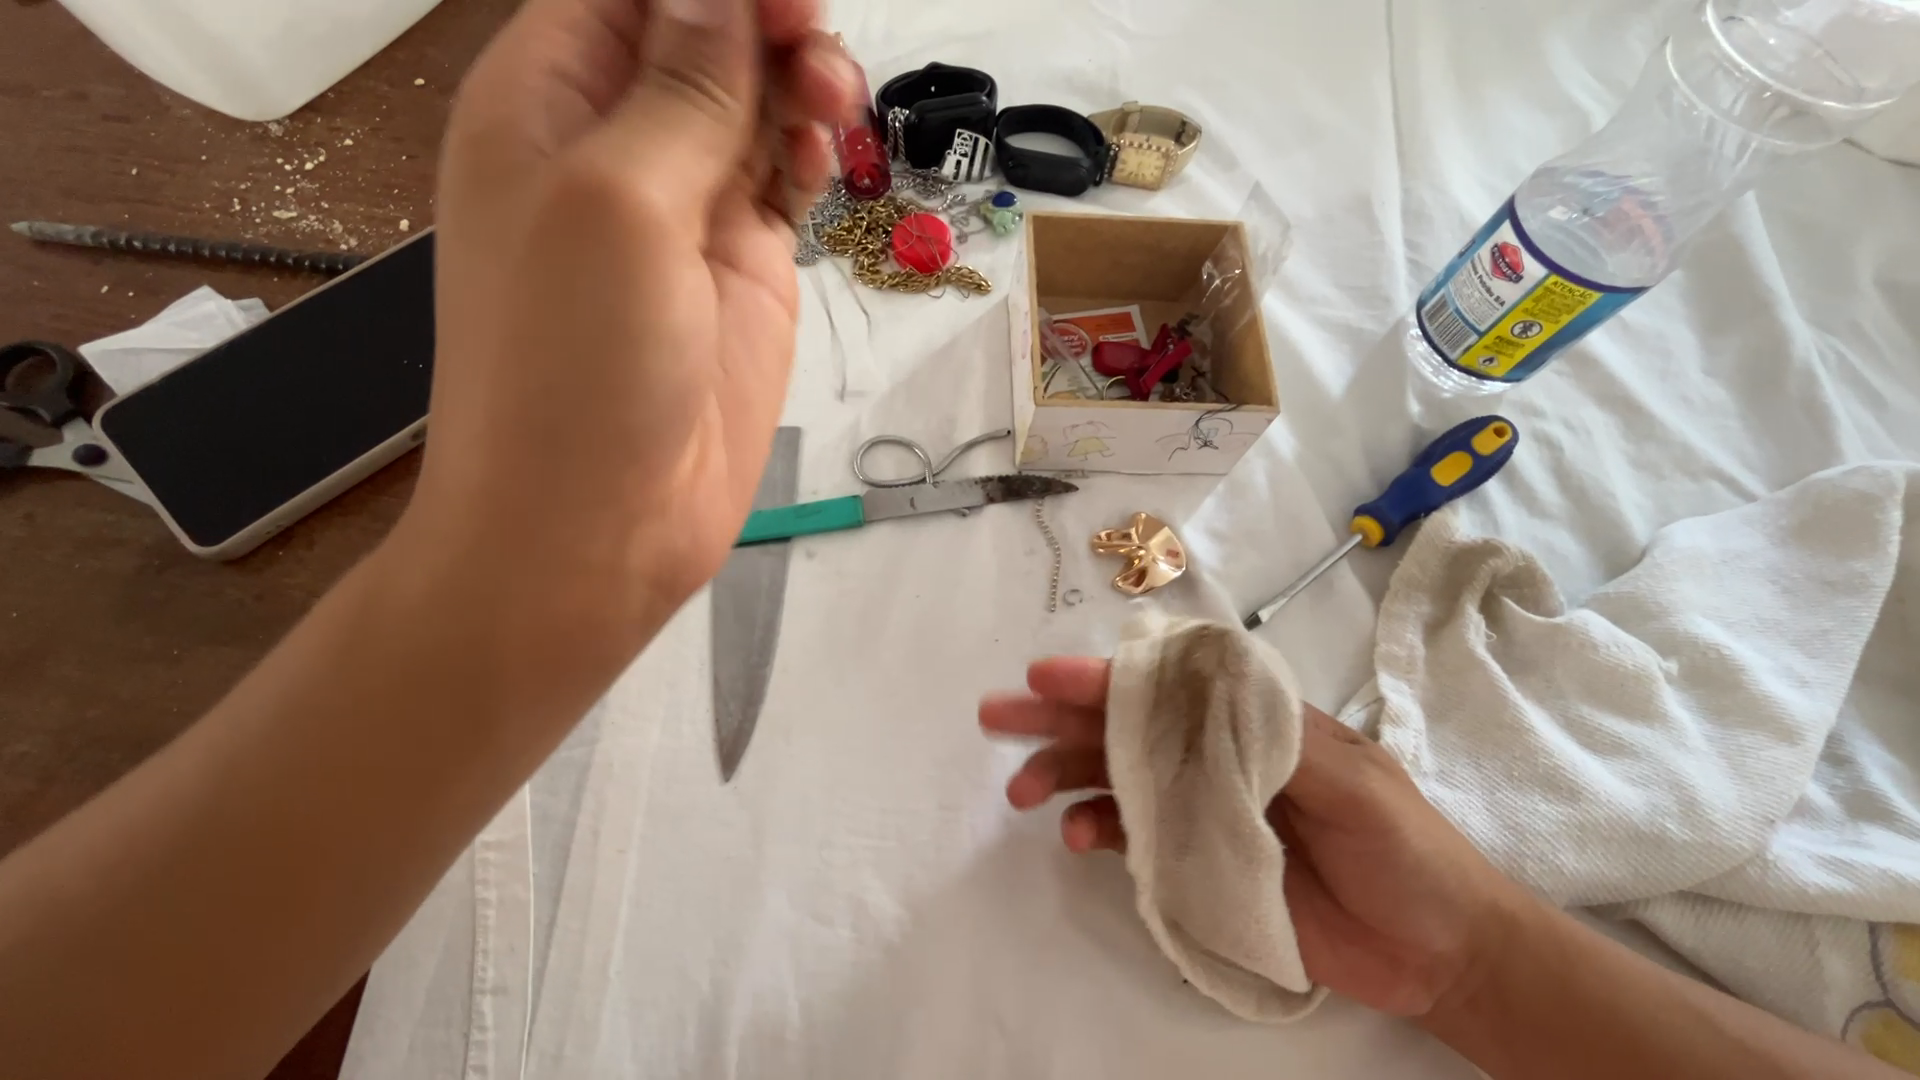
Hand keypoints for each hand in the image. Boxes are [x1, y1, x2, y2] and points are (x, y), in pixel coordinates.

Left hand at [394, 0, 857, 667]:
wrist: (600, 524)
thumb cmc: (574, 362)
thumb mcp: (615, 201)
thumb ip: (678, 89)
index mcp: (546, 100)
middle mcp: (616, 143)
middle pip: (700, 33)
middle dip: (764, 24)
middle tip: (816, 60)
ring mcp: (686, 211)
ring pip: (752, 103)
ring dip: (798, 83)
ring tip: (832, 105)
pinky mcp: (741, 272)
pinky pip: (780, 182)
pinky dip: (806, 155)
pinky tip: (820, 158)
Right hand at [980, 657, 1532, 1017]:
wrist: (1435, 949)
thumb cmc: (1402, 847)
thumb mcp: (1351, 781)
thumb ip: (1272, 740)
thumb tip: (1189, 699)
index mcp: (1249, 720)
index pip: (1165, 686)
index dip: (1103, 679)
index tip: (1045, 676)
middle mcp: (1212, 754)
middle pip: (1124, 724)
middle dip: (1057, 716)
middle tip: (995, 716)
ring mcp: (1199, 807)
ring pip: (1114, 776)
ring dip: (1062, 774)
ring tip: (1021, 789)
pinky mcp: (1193, 860)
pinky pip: (1129, 834)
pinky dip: (1093, 828)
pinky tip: (1073, 836)